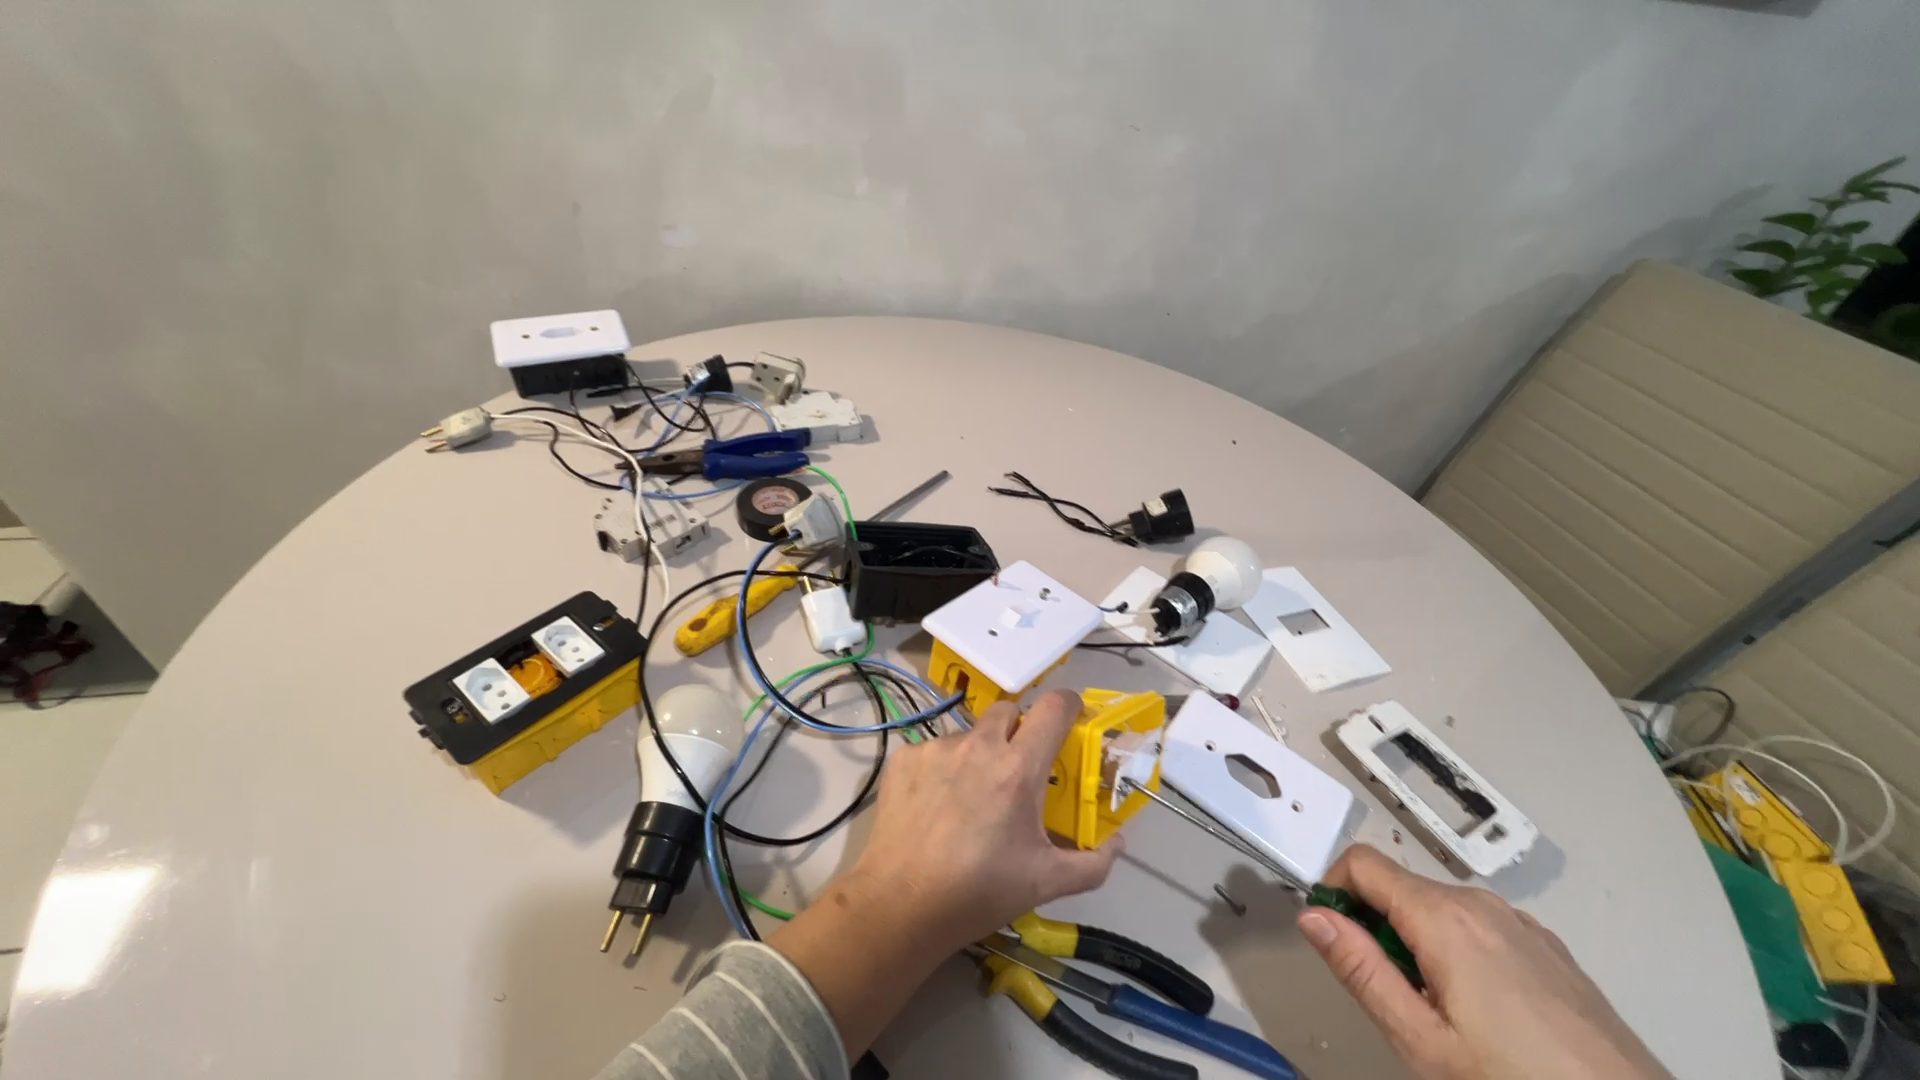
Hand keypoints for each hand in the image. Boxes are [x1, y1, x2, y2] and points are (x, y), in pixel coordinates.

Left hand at [770, 689, 1122, 1055]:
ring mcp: (936, 748)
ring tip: (972, 797)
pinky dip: (943, 768)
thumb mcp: (1046, 882)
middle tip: (1020, 769)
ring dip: (980, 752)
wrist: (901, 905)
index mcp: (1018, 769)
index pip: (1054, 706)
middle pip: (1010, 711)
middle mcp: (978, 746)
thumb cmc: (980, 892)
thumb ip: (1093, 862)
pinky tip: (937, 804)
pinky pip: (934, 749)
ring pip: (970, 733)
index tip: (1073, 720)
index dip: (1069, 705)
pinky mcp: (904, 758)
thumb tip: (1119, 843)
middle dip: (1022, 731)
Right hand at [1296, 845, 1671, 1079]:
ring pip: (1440, 910)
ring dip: (1417, 942)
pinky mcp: (1551, 950)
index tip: (1334, 942)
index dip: (1333, 891)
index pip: (1362, 863)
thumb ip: (1361, 970)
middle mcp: (1482, 904)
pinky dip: (1459, 952)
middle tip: (1390, 997)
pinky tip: (1487, 1016)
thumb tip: (1312, 914)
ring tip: (1441, 1015)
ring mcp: (1523, 925)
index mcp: (1443, 917)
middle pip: (1400, 887)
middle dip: (1376, 926)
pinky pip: (1481, 930)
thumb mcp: (1422, 1041)